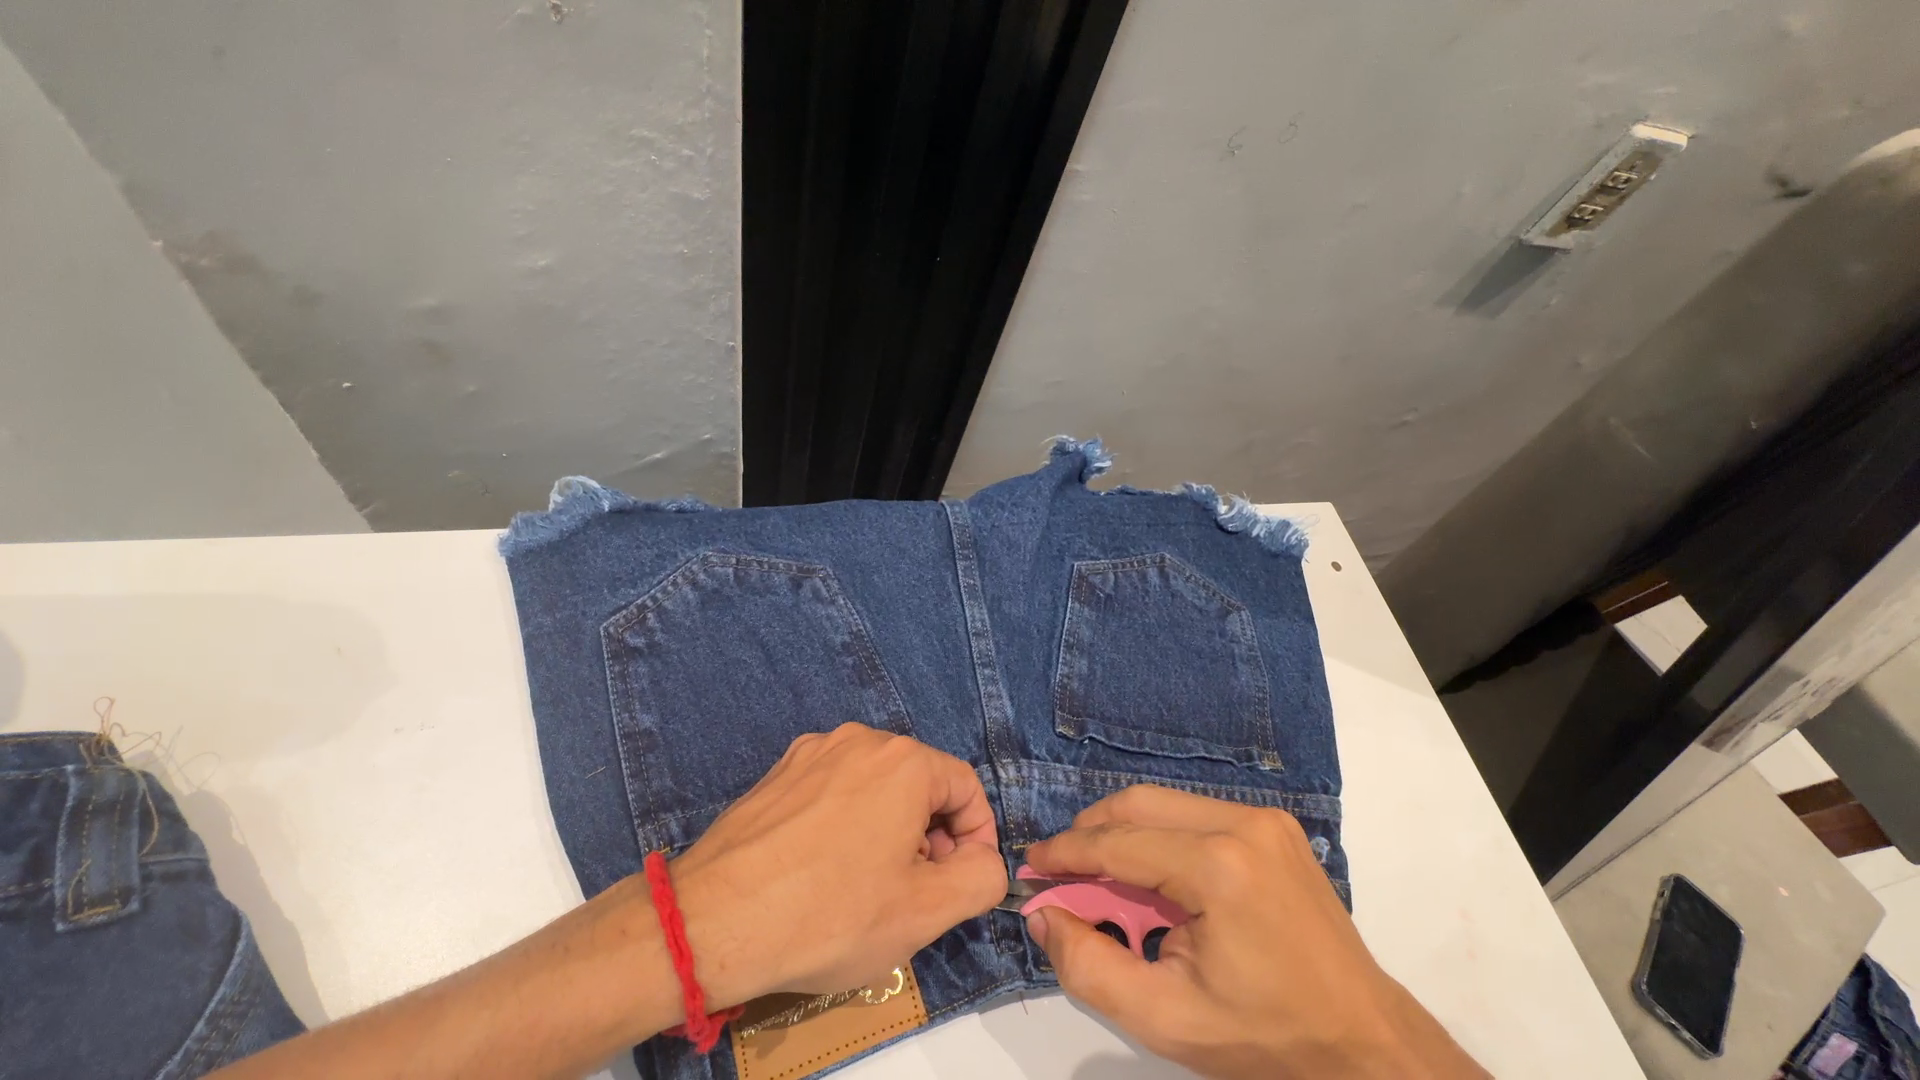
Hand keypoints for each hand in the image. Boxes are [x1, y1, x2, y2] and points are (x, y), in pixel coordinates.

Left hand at [667, 724, 1006, 1005]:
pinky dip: (847, 824)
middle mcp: (859, 739)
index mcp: (903, 760)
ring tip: (867, 885)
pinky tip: (823, 872)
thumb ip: (982, 878)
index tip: (958, 883)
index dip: (975, 839)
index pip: (966, 788)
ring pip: (876, 787)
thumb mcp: (927, 911)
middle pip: (920, 783)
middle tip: (914, 890)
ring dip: (890, 830)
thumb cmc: (831, 915)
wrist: (713, 922)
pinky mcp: (776, 774)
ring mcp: (810, 753)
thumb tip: (981, 860)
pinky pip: (833, 791)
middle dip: (931, 835)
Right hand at [1025, 786, 1487, 1079]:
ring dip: (1124, 834)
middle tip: (1061, 873)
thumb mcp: (1162, 1018)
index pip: (1118, 843)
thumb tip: (1044, 916)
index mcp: (1218, 866)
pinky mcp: (1276, 828)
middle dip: (1090, 833)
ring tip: (1103, 881)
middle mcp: (1243, 823)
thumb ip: (1088, 965)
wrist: (1364, 1043)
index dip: (1065, 853)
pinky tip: (1153, 879)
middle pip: (1138, 804)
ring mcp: (1265, 820)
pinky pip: (1196, 813)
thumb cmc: (1263, 1036)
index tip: (1030, 867)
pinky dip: (1161, 836)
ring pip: (1166, 803)